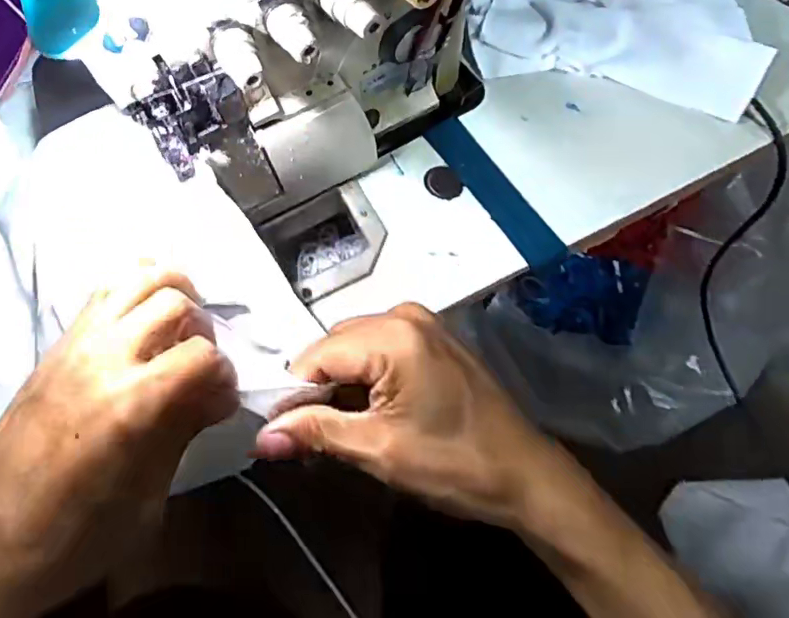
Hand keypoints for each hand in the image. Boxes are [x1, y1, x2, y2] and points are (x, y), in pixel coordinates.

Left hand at [0, 268, 238, 617]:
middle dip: (203, 330)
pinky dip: (137, 292)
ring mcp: (77, 341)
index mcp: (127, 403)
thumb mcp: (144, 502)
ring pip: (140, 275)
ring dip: (173, 293)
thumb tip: (216, 394)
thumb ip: (182, 430)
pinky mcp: (59, 341)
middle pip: (175, 302)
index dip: (225, 376)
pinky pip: (108, 289)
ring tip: (178, 328)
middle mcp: (103, 357)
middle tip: (199, 366)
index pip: (202, 356)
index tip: (222, 401)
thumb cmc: (68, 538)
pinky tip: (143, 326)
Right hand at [252, 303, 565, 529]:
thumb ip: (318, 433)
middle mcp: (404, 314)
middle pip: (336, 344)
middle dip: (316, 386)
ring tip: (334, 426)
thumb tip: (263, 437)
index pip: (319, 354)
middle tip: (305, 434)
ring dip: (340, 381)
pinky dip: (365, 373)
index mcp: (393, 335)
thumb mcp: (379, 450)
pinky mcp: (432, 336)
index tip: (278, 432)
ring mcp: (422, 322)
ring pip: (356, 344)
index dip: (292, 392)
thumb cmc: (454, 463)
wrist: (525, 473)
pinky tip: (365, 407)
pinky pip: (381, 346)